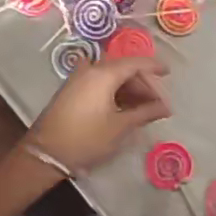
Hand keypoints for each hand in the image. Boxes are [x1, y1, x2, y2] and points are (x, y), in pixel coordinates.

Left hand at [25, 56, 170, 172]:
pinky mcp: (72, 90)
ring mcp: (78, 79)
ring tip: (144, 108)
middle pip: (123, 69)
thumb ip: (145, 112)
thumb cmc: (87, 138)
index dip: (154, 67)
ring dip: (129, 89)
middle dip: (143, 84)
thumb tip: (166, 107)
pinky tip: (125, 108)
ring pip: (111, 76)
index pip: (135, 63)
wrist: (47, 152)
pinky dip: (115, 91)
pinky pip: (99, 83)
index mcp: (104, 73)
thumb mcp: (120, 126)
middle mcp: (90, 70)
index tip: (169, 73)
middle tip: (157, 102)